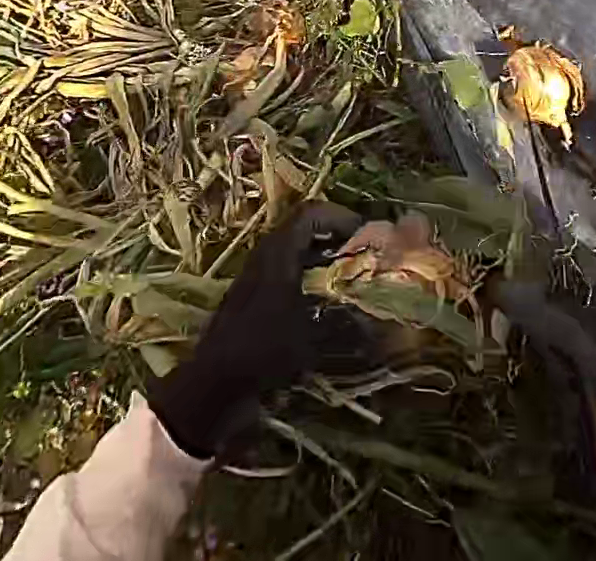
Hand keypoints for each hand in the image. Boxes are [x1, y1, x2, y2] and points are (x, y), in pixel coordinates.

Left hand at [148, 204, 362, 457]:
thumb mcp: (310, 336)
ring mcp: (258, 272)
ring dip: (323, 251)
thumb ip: (347, 323)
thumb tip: (381, 318)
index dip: (339, 216)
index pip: (310, 213)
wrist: (214, 381)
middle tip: (362, 248)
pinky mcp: (255, 291)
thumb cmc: (262, 350)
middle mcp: (266, 254)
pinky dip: (310, 269)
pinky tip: (325, 295)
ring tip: (350, 269)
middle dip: (335, 232)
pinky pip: (287, 266)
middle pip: (303, 226)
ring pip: (296, 246)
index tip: (364, 232)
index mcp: (278, 251)